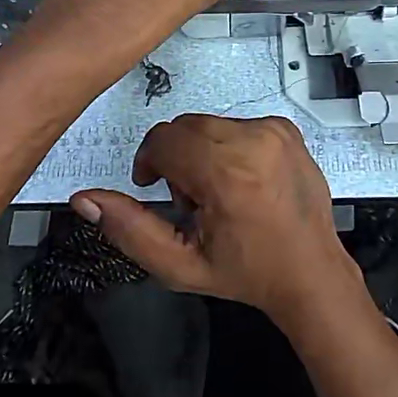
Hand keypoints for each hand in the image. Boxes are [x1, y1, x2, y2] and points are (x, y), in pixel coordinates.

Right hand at [70, 115, 364, 325]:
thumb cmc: (250, 271)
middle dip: (178, 159)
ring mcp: (275, 132)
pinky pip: (238, 125)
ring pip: (210, 125)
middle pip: (185, 128)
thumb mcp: (179, 264)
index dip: (150, 163)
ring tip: (222, 194)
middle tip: (194, 201)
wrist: (310, 270)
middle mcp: (255, 141)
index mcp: (228, 172)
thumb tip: (87, 199)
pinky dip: (230, 147)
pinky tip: (243, 181)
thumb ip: (128, 228)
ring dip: (203, 152)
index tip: (155, 187)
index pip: (164, 139)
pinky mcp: (287, 130)